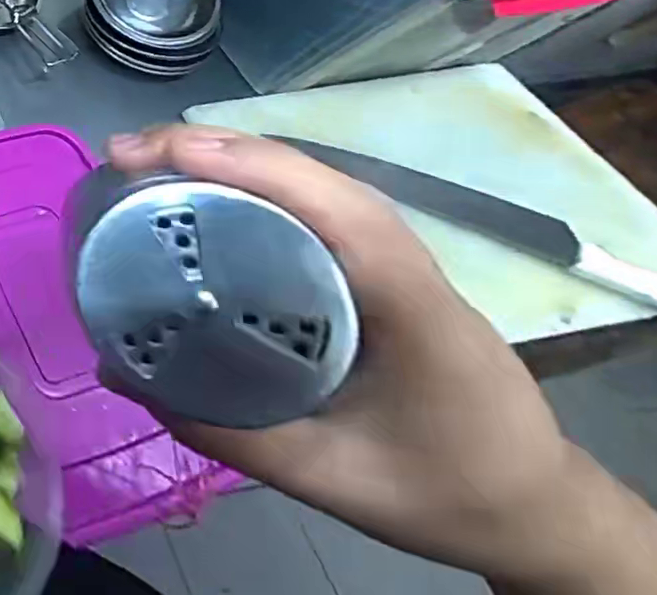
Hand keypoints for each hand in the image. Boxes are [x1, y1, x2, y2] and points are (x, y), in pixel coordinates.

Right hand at [105, 125, 656, 594]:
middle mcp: (406, 265)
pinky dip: (239, 174)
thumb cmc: (445, 492)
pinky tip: (190, 182)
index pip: (345, 217)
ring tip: (143, 158)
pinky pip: (301, 200)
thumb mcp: (332, 480)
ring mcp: (389, 256)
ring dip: (223, 152)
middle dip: (214, 148)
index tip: (162, 156)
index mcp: (419, 316)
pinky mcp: (364, 259)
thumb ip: (227, 430)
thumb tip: (119, 375)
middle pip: (315, 177)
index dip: (255, 170)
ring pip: (307, 178)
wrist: (537, 507)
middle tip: (125, 154)